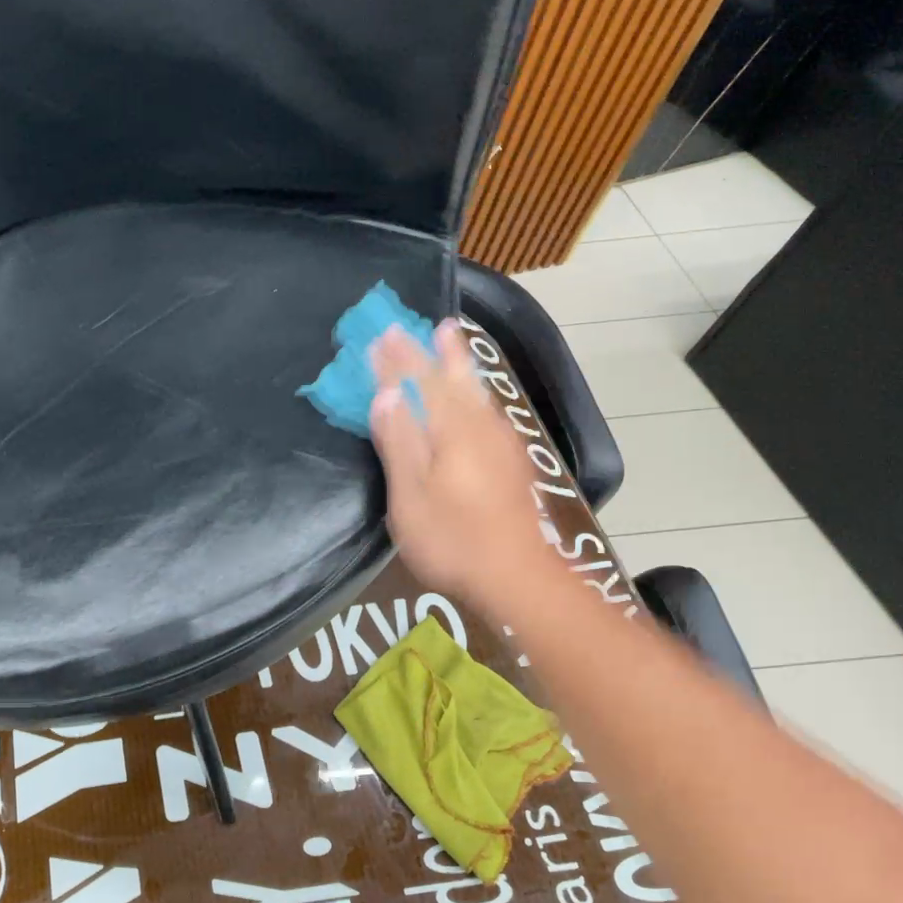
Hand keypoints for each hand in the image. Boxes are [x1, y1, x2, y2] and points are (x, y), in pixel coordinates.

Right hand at [368, 321, 554, 611]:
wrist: (520, 579)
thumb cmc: (454, 539)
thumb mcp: (410, 495)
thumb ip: (398, 440)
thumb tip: (386, 394)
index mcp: (450, 430)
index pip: (418, 383)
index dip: (398, 360)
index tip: (381, 334)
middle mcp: (479, 428)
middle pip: (455, 380)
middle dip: (438, 352)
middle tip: (433, 322)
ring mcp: (501, 445)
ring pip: (476, 393)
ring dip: (461, 366)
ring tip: (453, 342)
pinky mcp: (512, 464)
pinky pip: (488, 410)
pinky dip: (475, 392)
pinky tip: (475, 399)